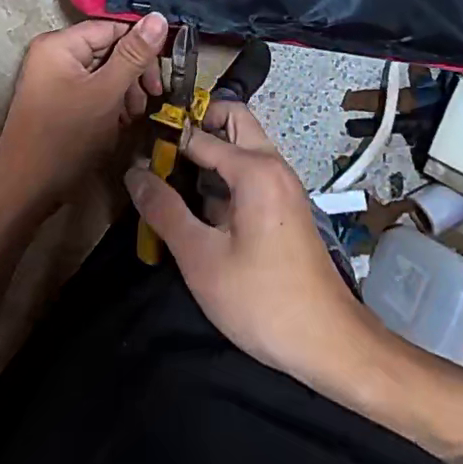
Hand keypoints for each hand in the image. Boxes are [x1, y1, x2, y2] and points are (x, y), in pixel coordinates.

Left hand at [0, 13, 167, 216]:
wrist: (26, 191)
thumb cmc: (66, 138)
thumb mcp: (106, 93)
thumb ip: (134, 55)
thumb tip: (159, 17)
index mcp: (59, 44)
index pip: (112, 29)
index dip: (141, 48)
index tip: (162, 77)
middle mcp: (53, 54)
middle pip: (109, 49)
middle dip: (133, 74)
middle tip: (150, 99)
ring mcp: (53, 78)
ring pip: (103, 72)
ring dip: (124, 91)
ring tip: (131, 117)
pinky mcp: (57, 100)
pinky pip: (91, 89)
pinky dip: (109, 103)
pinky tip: (117, 123)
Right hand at [125, 101, 376, 386]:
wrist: (328, 342)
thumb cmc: (262, 299)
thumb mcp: (201, 258)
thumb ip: (165, 210)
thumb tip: (135, 173)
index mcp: (255, 170)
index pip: (199, 136)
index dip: (164, 140)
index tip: (134, 150)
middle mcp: (273, 166)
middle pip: (233, 120)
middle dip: (196, 125)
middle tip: (161, 151)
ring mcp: (282, 185)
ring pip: (243, 146)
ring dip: (209, 151)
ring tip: (170, 178)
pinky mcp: (284, 206)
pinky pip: (250, 172)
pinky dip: (223, 175)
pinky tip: (197, 208)